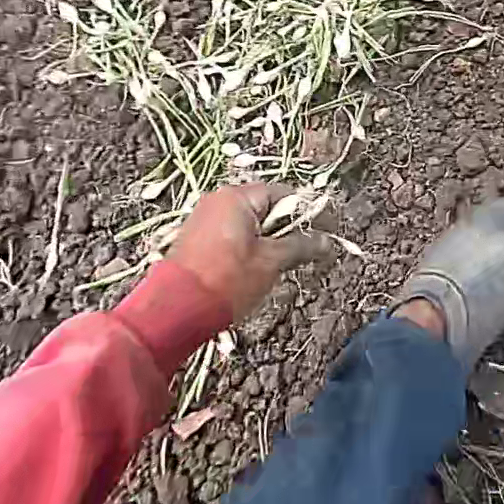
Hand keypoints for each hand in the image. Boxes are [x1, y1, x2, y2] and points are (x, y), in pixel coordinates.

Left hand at [166, 183, 333, 318]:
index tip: (327, 231)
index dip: (308, 212)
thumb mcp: (271, 261)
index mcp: (237, 197)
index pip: (283, 194)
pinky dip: (250, 246)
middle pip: (266, 206)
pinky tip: (258, 269)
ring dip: (270, 240)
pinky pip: (233, 234)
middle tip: (308, 250)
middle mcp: (219, 200)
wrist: (175, 309)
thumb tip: (327, 241)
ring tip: (284, 263)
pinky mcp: (197, 239)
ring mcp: (205, 218)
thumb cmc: (227, 280)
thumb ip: (301, 245)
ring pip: (250, 222)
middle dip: (289, 228)